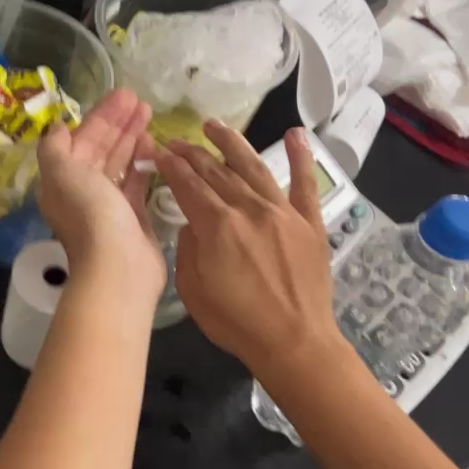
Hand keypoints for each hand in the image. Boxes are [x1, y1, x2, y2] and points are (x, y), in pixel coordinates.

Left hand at [37, 89, 162, 295]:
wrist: (117, 265)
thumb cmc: (88, 214)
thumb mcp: (61, 173)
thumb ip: (55, 147)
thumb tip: (58, 126)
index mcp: (62, 180)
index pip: (80, 140)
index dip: (99, 116)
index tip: (122, 94)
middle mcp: (82, 191)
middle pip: (100, 148)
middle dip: (117, 123)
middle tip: (140, 99)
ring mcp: (108, 205)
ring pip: (119, 162)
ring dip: (132, 138)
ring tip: (149, 114)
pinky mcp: (133, 216)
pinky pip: (136, 182)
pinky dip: (143, 162)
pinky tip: (154, 144)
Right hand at [153, 120, 346, 373]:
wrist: (294, 342)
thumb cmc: (236, 322)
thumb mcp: (193, 289)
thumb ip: (188, 248)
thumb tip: (193, 224)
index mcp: (217, 225)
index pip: (188, 185)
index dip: (171, 167)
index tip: (158, 153)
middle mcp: (249, 209)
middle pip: (216, 172)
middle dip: (192, 154)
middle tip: (176, 142)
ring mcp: (283, 212)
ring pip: (254, 167)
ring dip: (232, 143)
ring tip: (215, 126)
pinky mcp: (310, 223)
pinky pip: (306, 183)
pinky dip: (302, 156)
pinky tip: (296, 134)